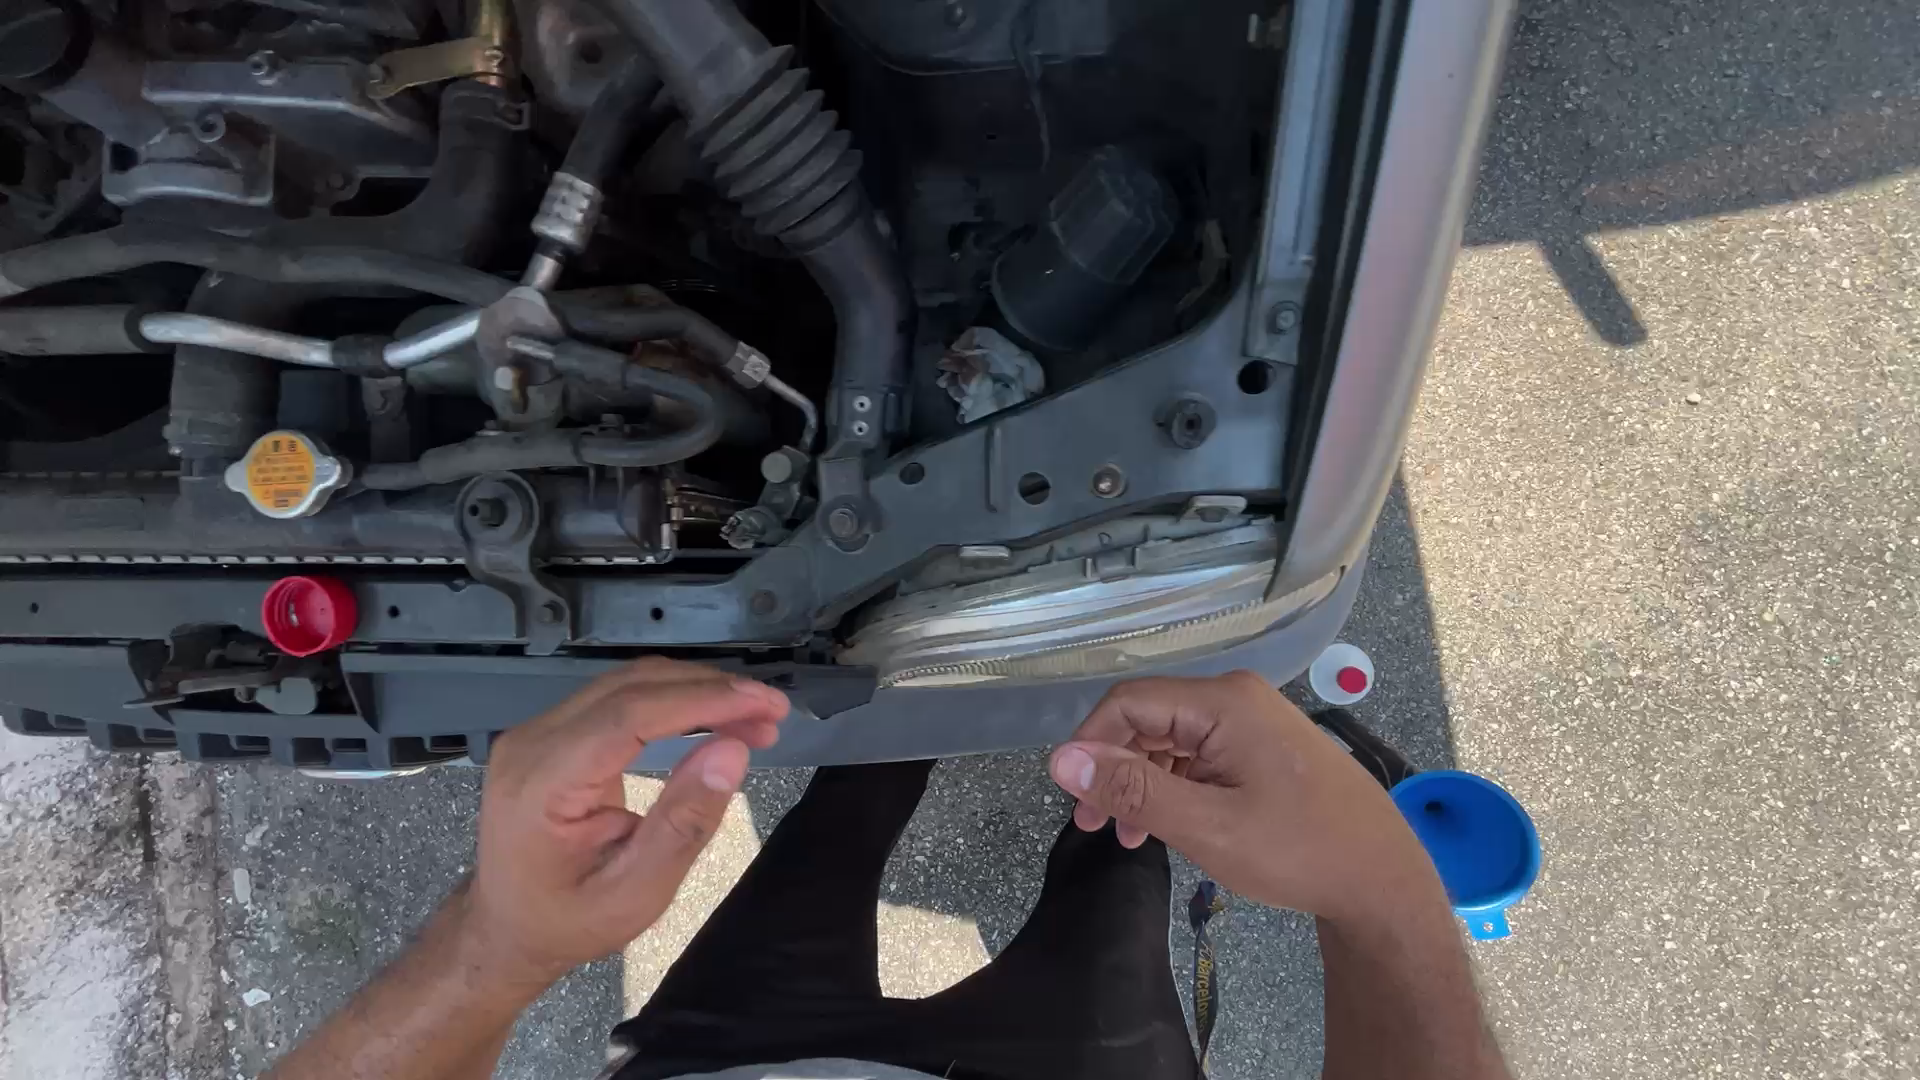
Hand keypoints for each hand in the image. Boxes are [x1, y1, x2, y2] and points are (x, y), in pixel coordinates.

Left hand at [460, 658, 789, 994]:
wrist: (505, 929)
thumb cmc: (567, 922)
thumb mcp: (635, 895)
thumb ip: (684, 824)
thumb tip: (732, 752)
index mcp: (542, 783)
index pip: (631, 714)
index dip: (705, 700)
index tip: (766, 705)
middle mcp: (534, 740)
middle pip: (635, 686)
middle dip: (714, 690)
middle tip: (773, 713)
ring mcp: (542, 729)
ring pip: (635, 682)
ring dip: (702, 691)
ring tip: (756, 718)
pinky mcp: (559, 728)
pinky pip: (627, 695)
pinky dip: (681, 699)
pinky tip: (717, 717)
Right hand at [1047, 672, 1436, 922]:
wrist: (1385, 884)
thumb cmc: (1298, 852)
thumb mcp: (1206, 826)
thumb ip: (1132, 789)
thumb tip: (1060, 759)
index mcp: (1222, 702)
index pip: (1129, 703)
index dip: (1092, 744)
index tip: (1076, 797)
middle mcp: (1234, 697)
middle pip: (1149, 718)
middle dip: (1115, 769)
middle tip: (1095, 824)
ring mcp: (1250, 719)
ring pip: (1169, 738)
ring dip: (1141, 782)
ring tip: (1129, 834)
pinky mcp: (1258, 744)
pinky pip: (1196, 753)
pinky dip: (1172, 785)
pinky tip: (1165, 822)